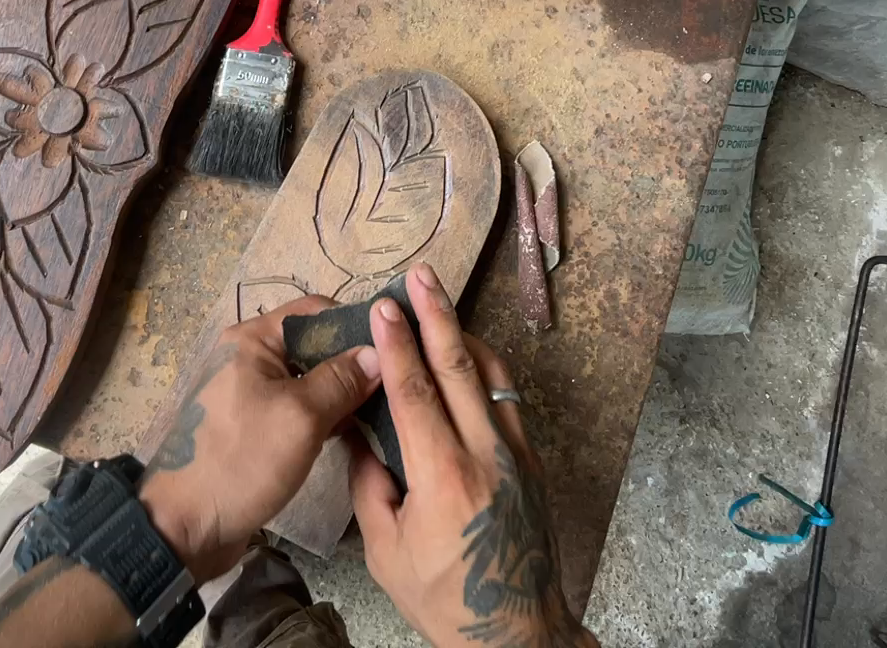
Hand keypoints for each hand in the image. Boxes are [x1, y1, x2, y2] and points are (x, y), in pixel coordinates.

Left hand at [138, 295, 379, 581]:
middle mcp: (248, 356)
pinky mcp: (252, 424)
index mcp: (251, 339)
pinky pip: (295, 405)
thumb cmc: (239, 461)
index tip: (392, 343)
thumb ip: (341, 381)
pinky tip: (352, 426)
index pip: (313, 310)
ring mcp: (248, 391)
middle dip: (351, 360)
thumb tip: (378, 352)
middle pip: (311, 343)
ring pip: (306, 377)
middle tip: (394, 379)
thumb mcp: (300, 417)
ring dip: (339, 390)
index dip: (353, 322)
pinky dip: (322, 412)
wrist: (181, 529)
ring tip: (381, 403)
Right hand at [351, 264, 597, 647]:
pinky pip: (507, 393)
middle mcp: (486, 452)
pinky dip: (484, 363)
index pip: (415, 393)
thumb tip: (354, 428)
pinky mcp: (532, 456)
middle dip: (436, 314)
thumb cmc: (442, 595)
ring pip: (490, 372)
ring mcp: (516, 451)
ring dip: (462, 330)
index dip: (397, 345)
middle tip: (421, 275)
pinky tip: (466, 349)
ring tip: (439, 299)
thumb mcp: (386, 551)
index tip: (383, 305)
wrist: (517, 630)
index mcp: (444, 477)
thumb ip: (368, 483)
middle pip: (459, 365)